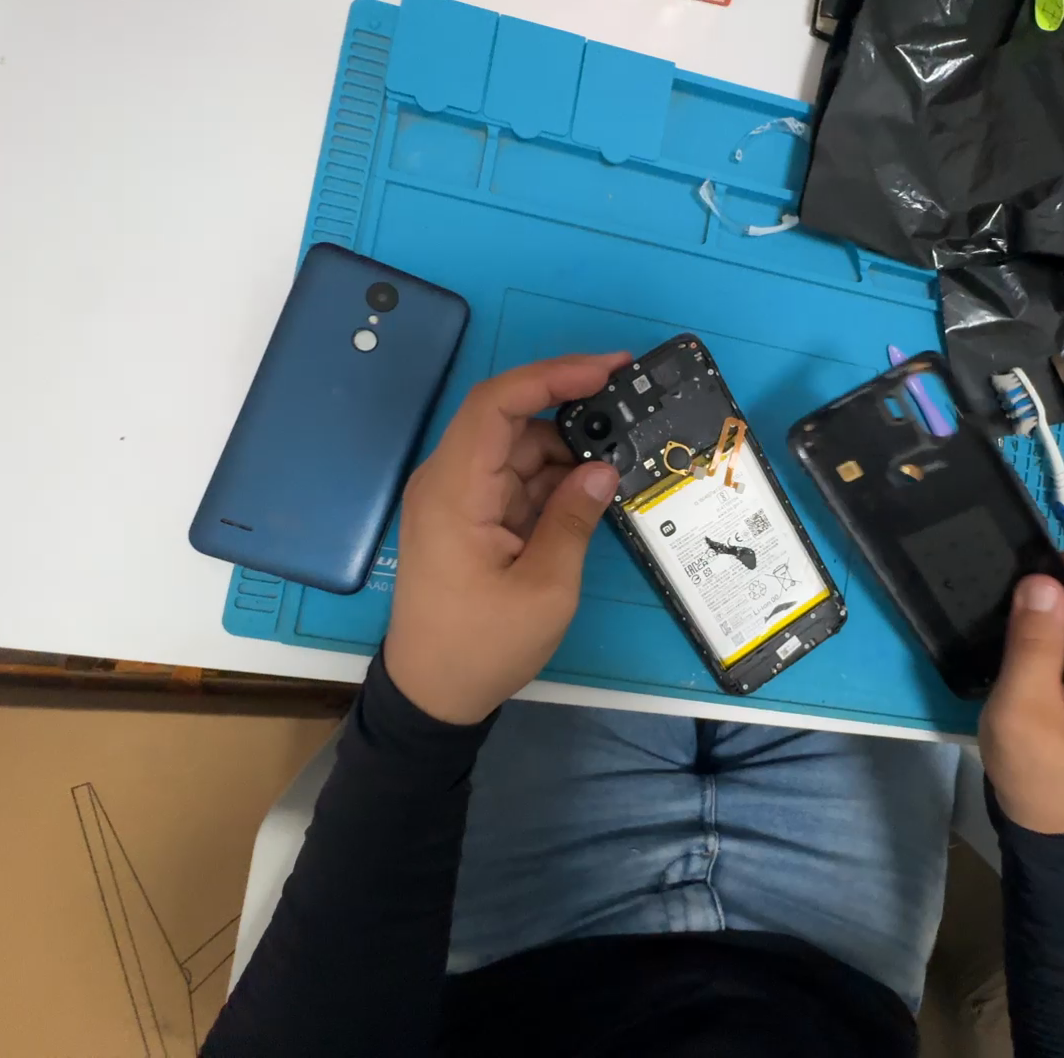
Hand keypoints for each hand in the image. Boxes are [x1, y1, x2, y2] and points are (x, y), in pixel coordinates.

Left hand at [383, 352, 630, 724]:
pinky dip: (555, 481)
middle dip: (570, 413)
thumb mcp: (545, 587)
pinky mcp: (472, 518)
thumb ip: (574, 519)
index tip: (607, 368)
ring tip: (620, 460)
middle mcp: (450, 482)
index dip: (552, 375)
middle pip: (511, 421)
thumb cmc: (483, 646)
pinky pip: (516, 481)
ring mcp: (459, 500)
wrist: (435, 694)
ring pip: (518, 450)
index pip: (497, 404)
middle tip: (629, 415)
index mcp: (455, 491)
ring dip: (567, 453)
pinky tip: (592, 490)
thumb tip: (603, 469)